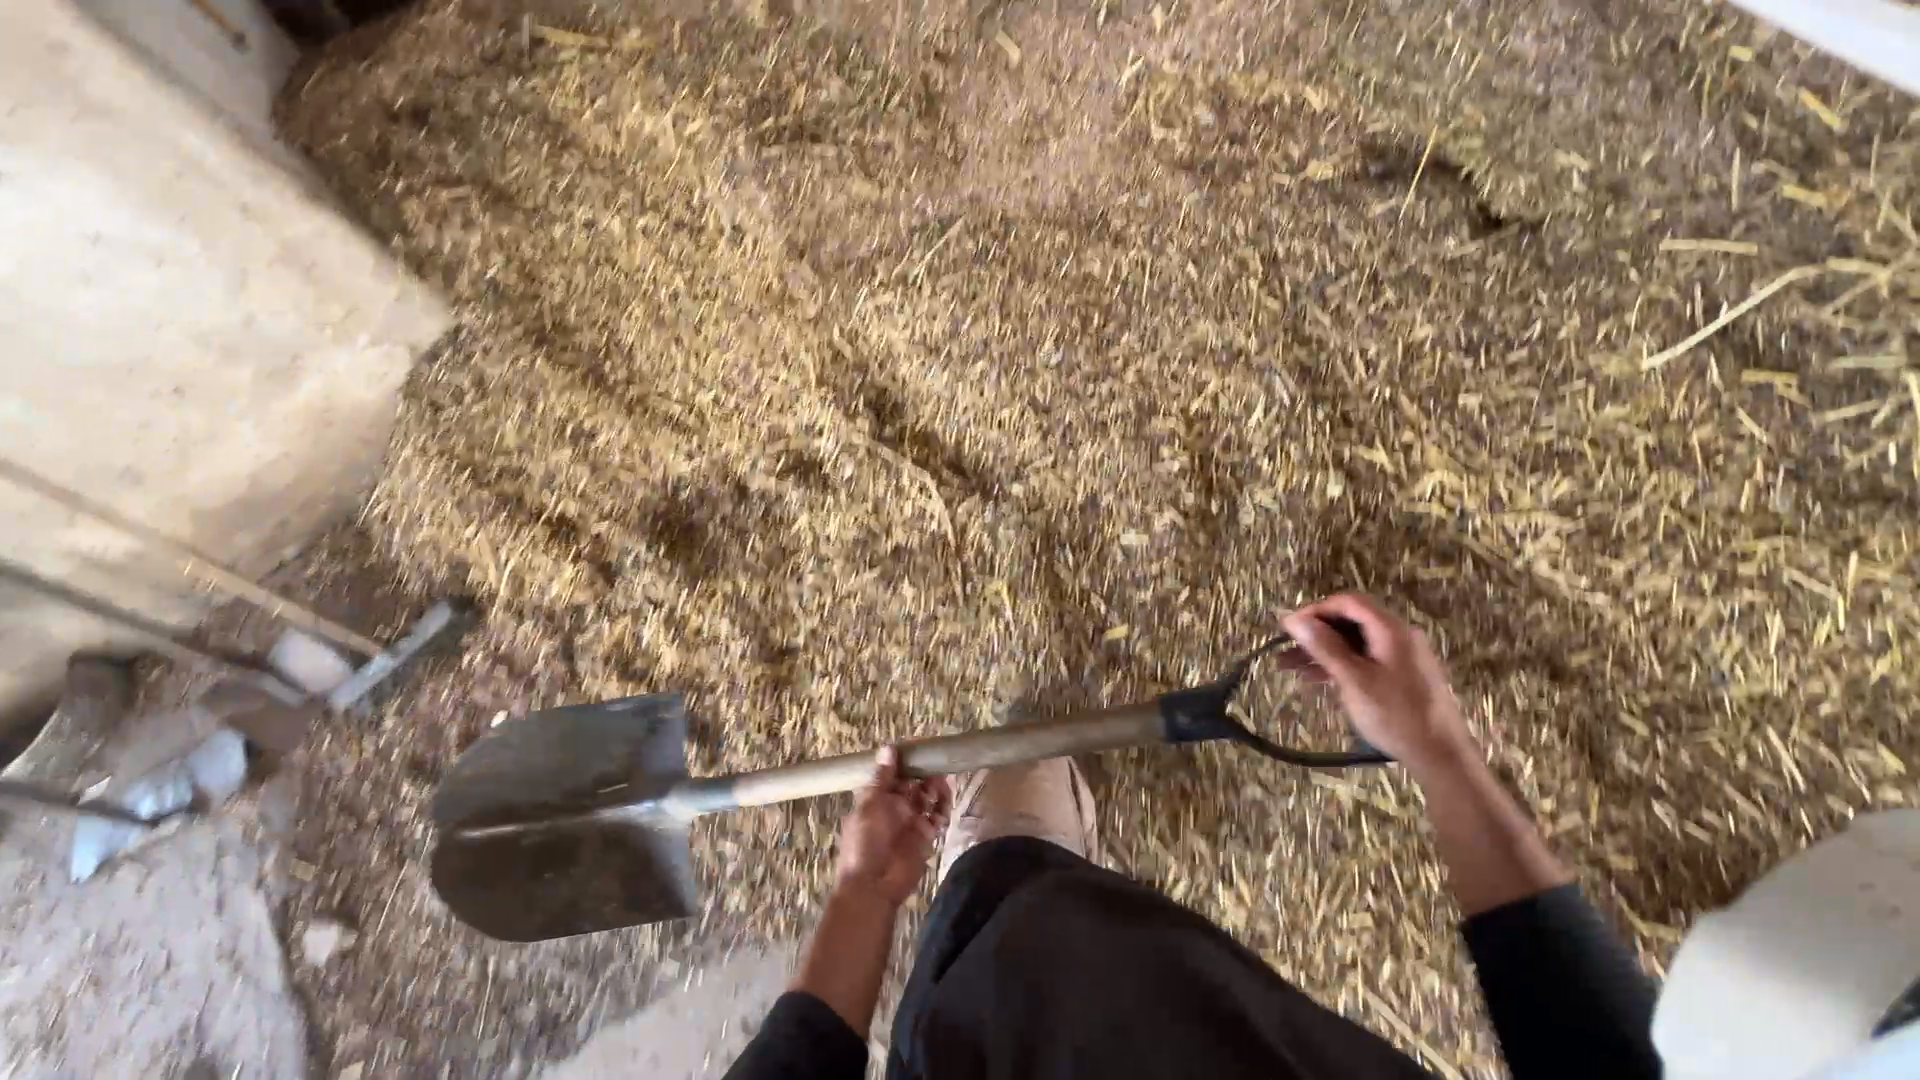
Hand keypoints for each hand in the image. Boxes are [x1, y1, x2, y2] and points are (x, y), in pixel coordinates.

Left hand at [833, 747, 951, 906]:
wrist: (873, 885)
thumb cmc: (865, 842)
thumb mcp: (870, 805)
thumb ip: (882, 778)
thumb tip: (888, 748)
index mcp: (876, 797)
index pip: (894, 773)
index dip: (907, 761)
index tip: (923, 747)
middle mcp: (894, 807)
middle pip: (914, 784)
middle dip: (926, 774)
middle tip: (938, 767)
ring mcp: (910, 822)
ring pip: (928, 799)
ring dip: (937, 790)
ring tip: (944, 786)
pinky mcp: (924, 837)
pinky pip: (936, 819)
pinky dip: (942, 811)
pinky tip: (945, 808)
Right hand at [1282, 593, 1475, 772]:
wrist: (1441, 755)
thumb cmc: (1395, 715)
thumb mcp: (1354, 680)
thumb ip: (1324, 646)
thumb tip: (1293, 619)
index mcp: (1390, 630)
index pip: (1348, 602)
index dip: (1315, 611)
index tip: (1289, 629)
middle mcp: (1398, 635)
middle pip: (1350, 621)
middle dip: (1315, 633)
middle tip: (1286, 649)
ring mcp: (1401, 655)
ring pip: (1354, 642)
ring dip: (1322, 651)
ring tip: (1290, 668)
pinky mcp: (1400, 674)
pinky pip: (1364, 658)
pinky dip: (1339, 664)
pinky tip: (1316, 679)